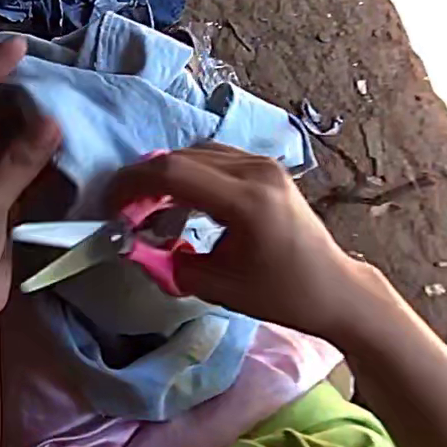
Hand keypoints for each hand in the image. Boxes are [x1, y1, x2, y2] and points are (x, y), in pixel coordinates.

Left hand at [0, 38, 60, 318]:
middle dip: (15, 101)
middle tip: (51, 77)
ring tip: (63, 105)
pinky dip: (37, 161)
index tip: (19, 46)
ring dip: (30, 131)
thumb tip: (53, 121)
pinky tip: (61, 146)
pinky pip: (17, 172)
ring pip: (4, 146)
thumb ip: (18, 161)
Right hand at [105, 143, 387, 338]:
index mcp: (247, 201)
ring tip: (148, 207)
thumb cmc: (282, 294)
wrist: (334, 288)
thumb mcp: (218, 287)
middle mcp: (257, 171)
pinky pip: (215, 158)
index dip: (132, 185)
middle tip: (125, 212)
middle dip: (143, 181)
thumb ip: (171, 263)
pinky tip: (180, 199)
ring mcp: (264, 165)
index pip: (173, 172)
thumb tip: (137, 246)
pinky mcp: (266, 168)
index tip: (112, 208)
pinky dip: (188, 173)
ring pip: (196, 152)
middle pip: (180, 157)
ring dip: (165, 175)